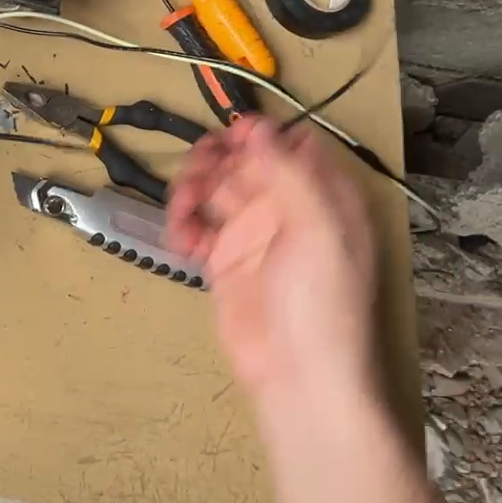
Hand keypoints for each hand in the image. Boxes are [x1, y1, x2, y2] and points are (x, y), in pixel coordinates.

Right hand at [165, 117, 376, 396]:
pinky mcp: (222, 260)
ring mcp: (251, 234)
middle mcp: (285, 209)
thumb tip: (257, 126)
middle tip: (196, 173)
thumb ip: (288, 173)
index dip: (259, 136)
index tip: (229, 136)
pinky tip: (182, 240)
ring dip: (191, 191)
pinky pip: (195, 227)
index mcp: (320, 197)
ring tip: (182, 209)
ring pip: (212, 190)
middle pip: (241, 163)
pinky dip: (182, 226)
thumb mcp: (317, 230)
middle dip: (214, 161)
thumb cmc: (319, 302)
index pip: (289, 146)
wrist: (296, 376)